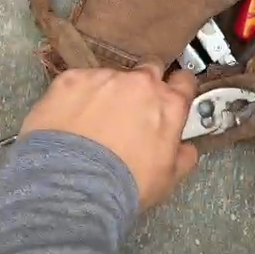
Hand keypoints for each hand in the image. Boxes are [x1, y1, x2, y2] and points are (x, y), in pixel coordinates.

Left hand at [20, 64, 200, 210]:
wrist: (72, 185)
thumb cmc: (124, 184)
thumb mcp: (167, 178)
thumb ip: (182, 156)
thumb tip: (186, 150)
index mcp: (169, 105)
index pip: (184, 81)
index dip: (177, 88)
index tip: (170, 96)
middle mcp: (141, 83)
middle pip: (150, 69)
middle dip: (143, 85)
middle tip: (130, 110)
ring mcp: (105, 78)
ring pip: (110, 77)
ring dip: (106, 94)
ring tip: (91, 124)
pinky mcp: (71, 80)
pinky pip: (77, 82)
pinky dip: (75, 97)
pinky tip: (69, 121)